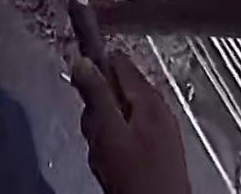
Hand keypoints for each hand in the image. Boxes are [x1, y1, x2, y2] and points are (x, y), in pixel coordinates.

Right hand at [70, 51, 190, 193]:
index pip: (117, 61)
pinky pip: (130, 135)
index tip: (79, 86)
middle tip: (94, 134)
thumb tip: (82, 62)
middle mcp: (158, 106)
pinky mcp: (158, 151)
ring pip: (120, 115)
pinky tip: (113, 167)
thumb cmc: (136, 179)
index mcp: (148, 96)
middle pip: (117, 89)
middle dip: (98, 109)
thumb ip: (96, 96)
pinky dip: (116, 146)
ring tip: (103, 157)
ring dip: (104, 132)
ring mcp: (160, 129)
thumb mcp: (109, 134)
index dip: (94, 68)